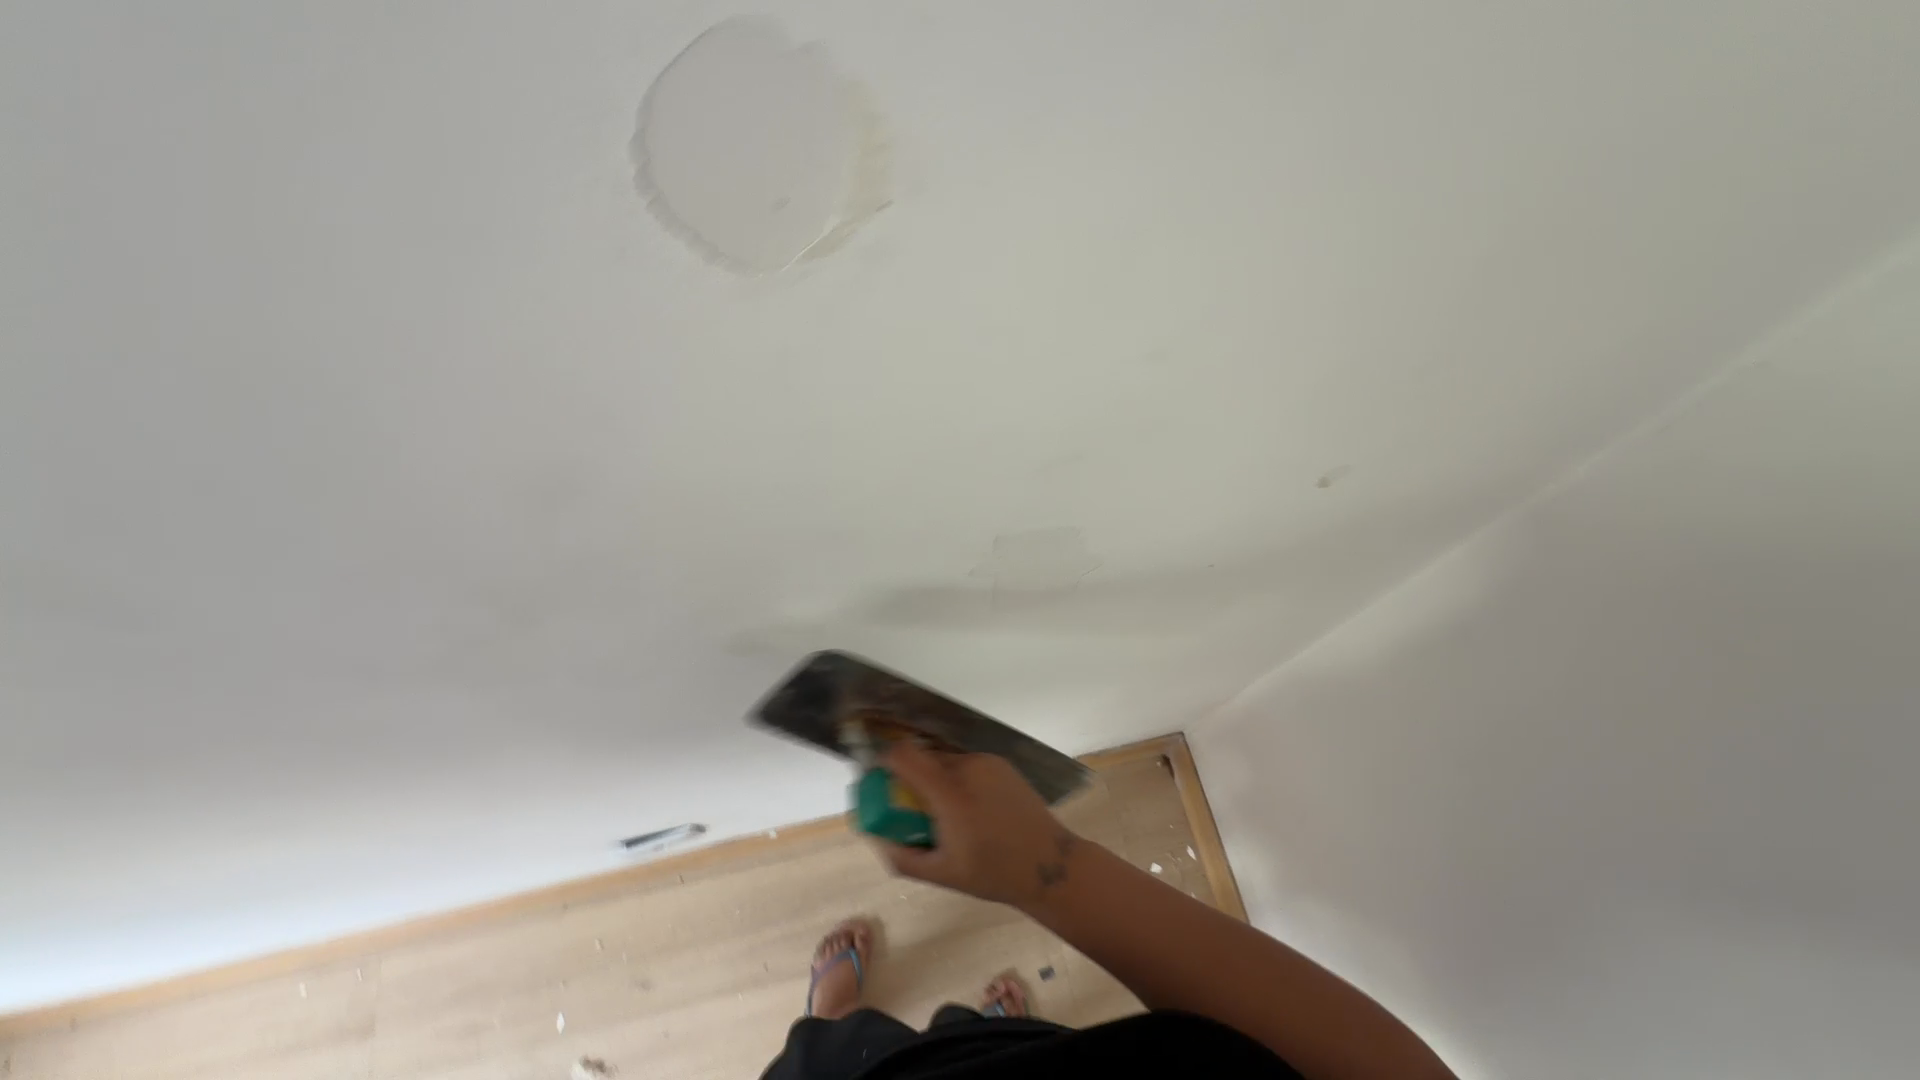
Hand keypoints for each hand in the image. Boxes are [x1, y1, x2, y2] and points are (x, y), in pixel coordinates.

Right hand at [872, 740, 1083, 909]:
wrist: (1050, 865)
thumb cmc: (992, 873)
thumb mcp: (941, 874)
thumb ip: (901, 856)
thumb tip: (875, 835)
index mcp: (950, 794)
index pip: (904, 755)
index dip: (884, 762)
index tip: (879, 780)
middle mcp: (967, 768)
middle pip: (923, 758)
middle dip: (912, 778)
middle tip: (914, 808)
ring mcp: (988, 762)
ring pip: (946, 760)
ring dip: (937, 779)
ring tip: (947, 813)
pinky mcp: (1002, 764)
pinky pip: (967, 764)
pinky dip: (959, 779)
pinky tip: (971, 808)